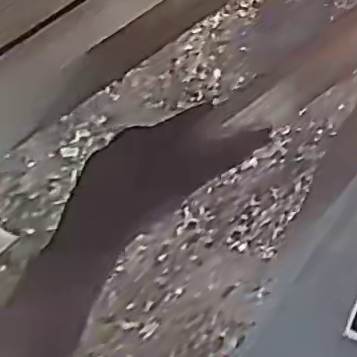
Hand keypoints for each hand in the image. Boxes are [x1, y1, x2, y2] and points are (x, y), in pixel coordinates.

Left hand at [51, 104, 269, 256]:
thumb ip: (228, 154)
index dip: (211, 117)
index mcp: (153, 133)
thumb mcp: (193, 178)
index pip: (191, 117)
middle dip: (186, 137)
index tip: (224, 119)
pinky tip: (147, 186)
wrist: (90, 238)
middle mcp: (128, 138)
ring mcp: (106, 158)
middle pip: (166, 131)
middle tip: (203, 148)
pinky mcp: (93, 178)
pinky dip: (141, 170)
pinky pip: (125, 165)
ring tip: (177, 168)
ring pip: (144, 147)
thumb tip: (266, 132)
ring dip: (162, 154)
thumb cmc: (146, 204)